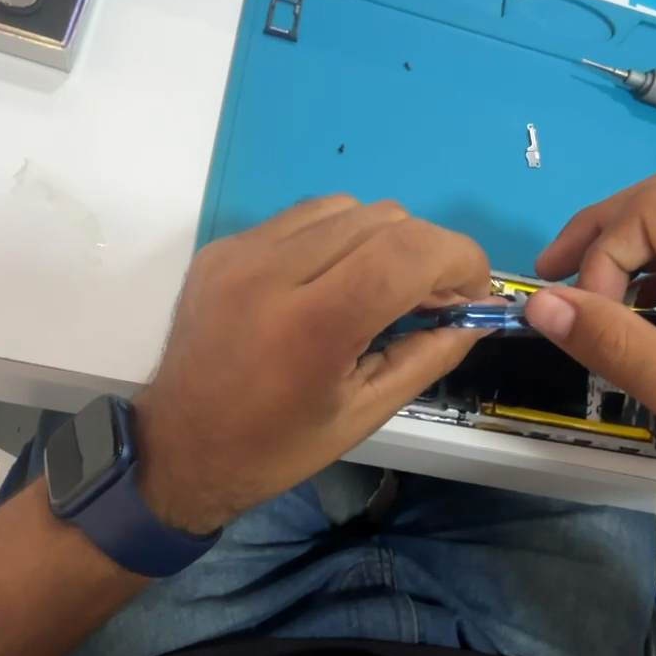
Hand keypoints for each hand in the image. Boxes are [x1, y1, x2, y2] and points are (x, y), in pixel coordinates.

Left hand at [135, 196, 493, 533]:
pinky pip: (302, 217)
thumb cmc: (274, 447)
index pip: (410, 251)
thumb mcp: (363, 415)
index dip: (461, 259)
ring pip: (346, 207)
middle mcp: (273, 271)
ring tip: (381, 287)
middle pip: (385, 219)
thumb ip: (428, 357)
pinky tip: (333, 278)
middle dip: (428, 251)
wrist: (178, 448)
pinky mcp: (223, 247)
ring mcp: (241, 251)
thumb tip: (476, 317)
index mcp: (312, 326)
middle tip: (432, 299)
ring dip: (383, 239)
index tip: (472, 292)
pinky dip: (337, 237)